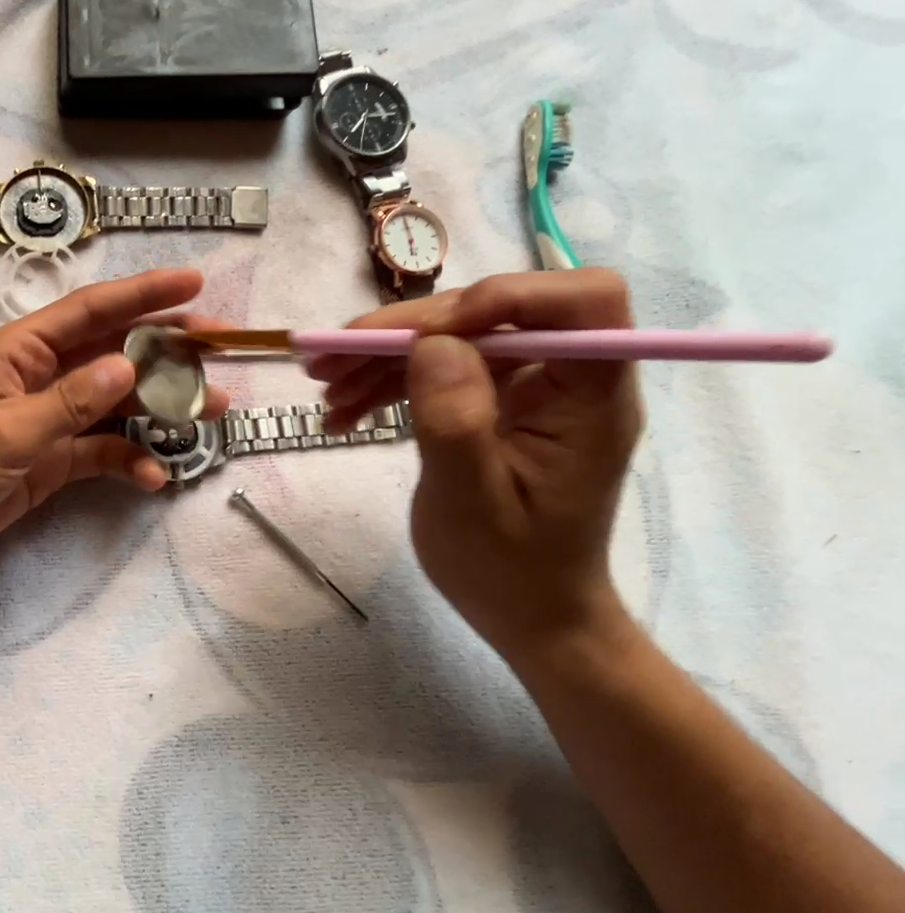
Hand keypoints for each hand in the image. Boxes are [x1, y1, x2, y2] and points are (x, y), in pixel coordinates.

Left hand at [0, 268, 229, 574]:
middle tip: (220, 352)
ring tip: (210, 414)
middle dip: (165, 351)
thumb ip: (69, 402)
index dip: (141, 295)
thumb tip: (127, 368)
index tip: (192, 285)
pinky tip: (154, 475)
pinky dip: (129, 459)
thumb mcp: (7, 431)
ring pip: (115, 403)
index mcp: (19, 351)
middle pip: (111, 353)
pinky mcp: (52, 460)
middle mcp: (39, 376)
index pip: (88, 311)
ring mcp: (48, 419)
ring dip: (159, 408)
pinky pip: (101, 450)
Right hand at [308, 269, 643, 662]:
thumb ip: (455, 421)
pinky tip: (344, 413)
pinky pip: (439, 369)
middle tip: (327, 359)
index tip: (415, 337)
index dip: (497, 299)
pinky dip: (387, 382)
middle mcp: (566, 377)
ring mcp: (529, 389)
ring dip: (382, 356)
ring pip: (454, 338)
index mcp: (589, 396)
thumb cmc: (509, 569)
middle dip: (405, 330)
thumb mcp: (470, 502)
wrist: (526, 613)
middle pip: (490, 314)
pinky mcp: (495, 402)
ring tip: (322, 387)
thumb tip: (431, 344)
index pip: (576, 302)